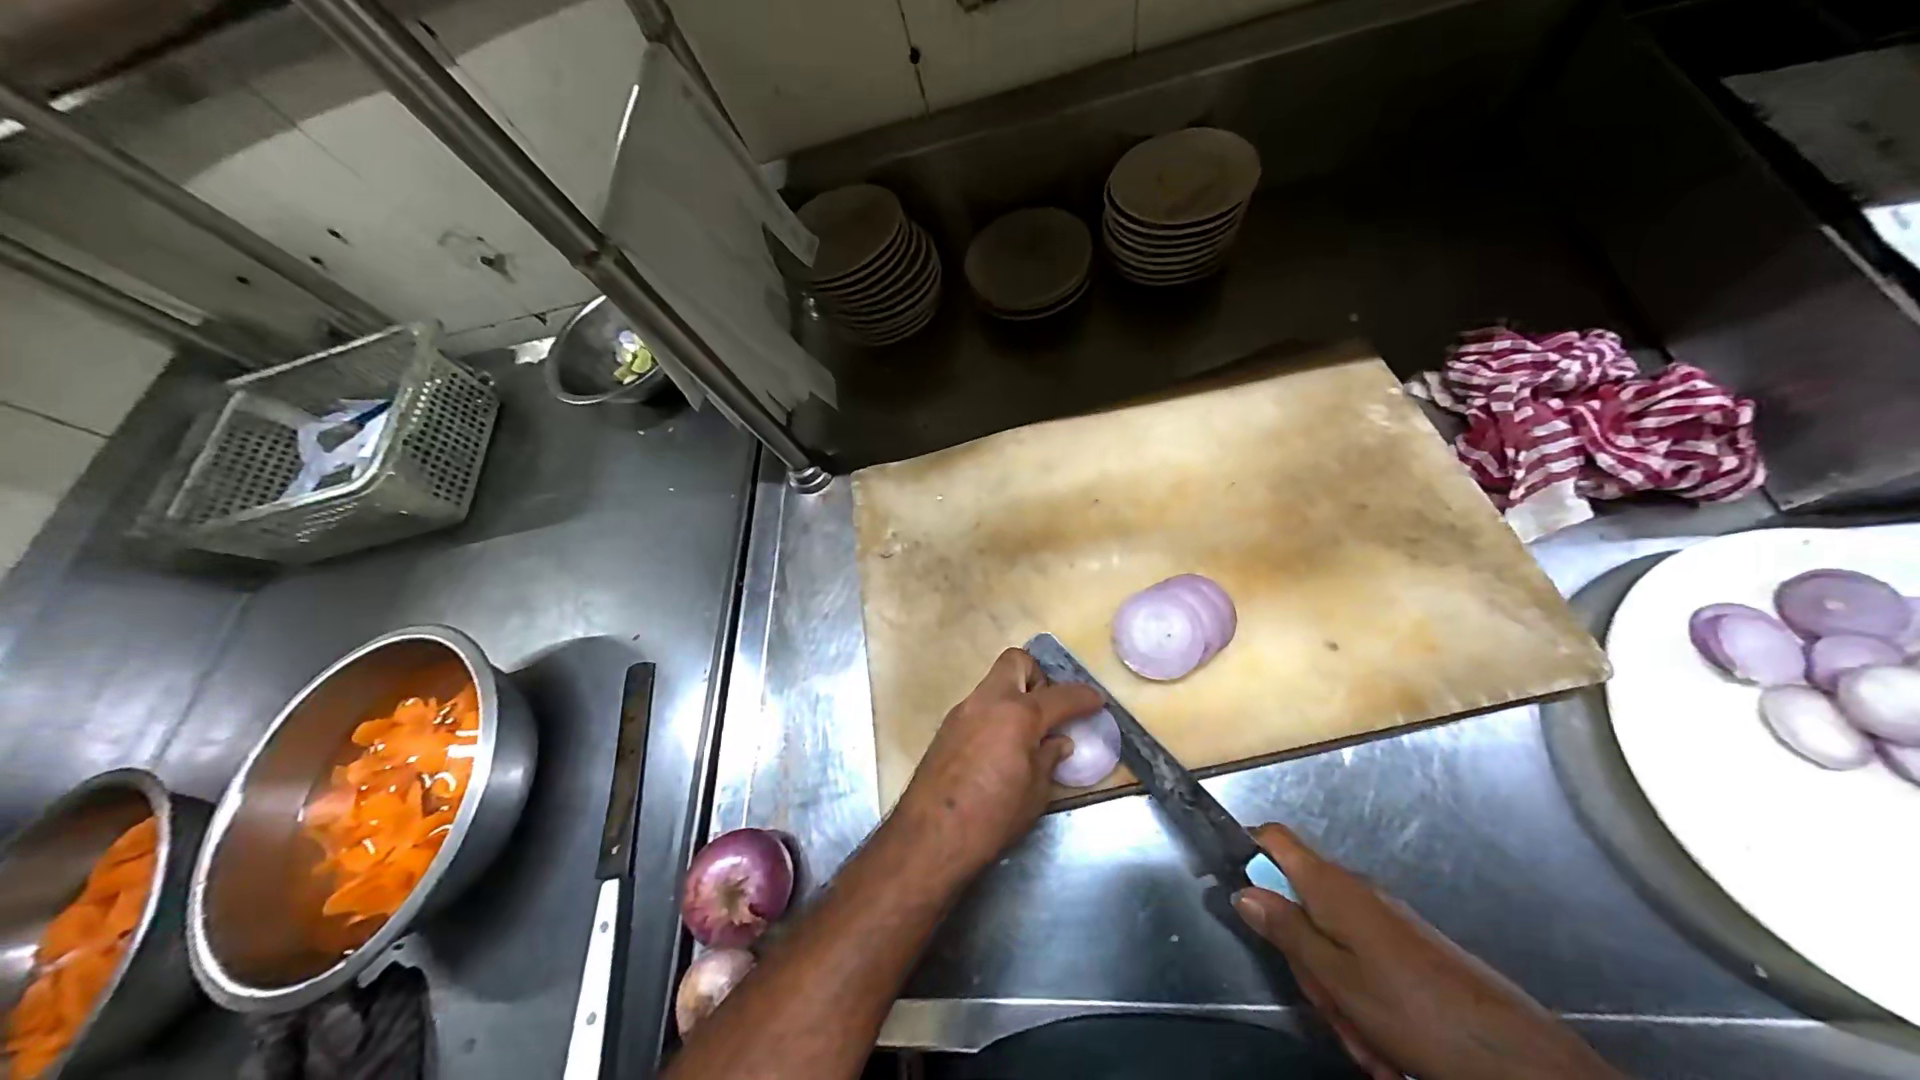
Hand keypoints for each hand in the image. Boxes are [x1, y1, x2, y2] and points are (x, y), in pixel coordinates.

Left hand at [891, 648, 1103, 878]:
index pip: (1060, 696)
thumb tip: (1058, 742)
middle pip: (1016, 662)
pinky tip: (1000, 749)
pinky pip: (979, 707)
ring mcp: (962, 711)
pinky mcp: (946, 728)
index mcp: (1017, 714)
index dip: (1083, 698)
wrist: (929, 836)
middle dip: (1038, 677)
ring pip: (994, 684)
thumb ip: (1048, 759)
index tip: (1096, 701)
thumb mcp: (1034, 793)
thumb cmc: (991, 817)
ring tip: (1026, 735)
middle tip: (1048, 711)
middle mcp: (987, 702)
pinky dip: (995, 716)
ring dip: (1014, 697)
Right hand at [1233, 825, 1622, 1079]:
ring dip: (1337, 995)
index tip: (1233, 882)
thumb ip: (1284, 929)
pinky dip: (1366, 1006)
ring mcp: (1384, 922)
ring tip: (1365, 1038)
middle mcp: (1356, 893)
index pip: (1274, 838)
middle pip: (1299, 905)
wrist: (1517, 1058)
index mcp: (1330, 886)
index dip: (1248, 850)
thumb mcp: (1334, 976)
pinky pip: (1363, 969)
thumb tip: (1242, 891)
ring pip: (1330, 947)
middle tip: (1324, 998)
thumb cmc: (1413, 1008)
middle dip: (1303, 958)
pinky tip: (1387, 1046)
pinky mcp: (1407, 952)